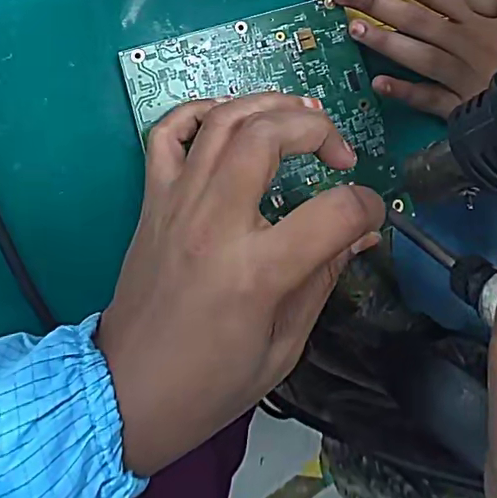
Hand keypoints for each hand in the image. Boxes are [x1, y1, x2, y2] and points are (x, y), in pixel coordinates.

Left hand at [98, 94, 384, 474]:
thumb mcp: (284, 346)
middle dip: (316, 127)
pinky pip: (168, 131)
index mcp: (255, 272)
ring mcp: (177, 201)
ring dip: (269, 104)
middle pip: (267, 135)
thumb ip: (325, 276)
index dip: (366, 204)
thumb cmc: (210, 381)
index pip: (331, 212)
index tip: (370, 210)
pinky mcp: (152, 197)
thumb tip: (362, 230)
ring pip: (222, 120)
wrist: (125, 393)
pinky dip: (199, 110)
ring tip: (301, 114)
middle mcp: (214, 221)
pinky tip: (230, 116)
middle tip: (338, 151)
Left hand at [330, 0, 496, 116]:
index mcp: (487, 14)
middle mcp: (470, 42)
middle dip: (375, 3)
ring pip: (415, 55)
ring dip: (382, 42)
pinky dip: (405, 93)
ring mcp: (466, 76)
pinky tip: (380, 86)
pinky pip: (430, 101)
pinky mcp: (467, 109)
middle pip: (414, 19)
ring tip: (354, 30)